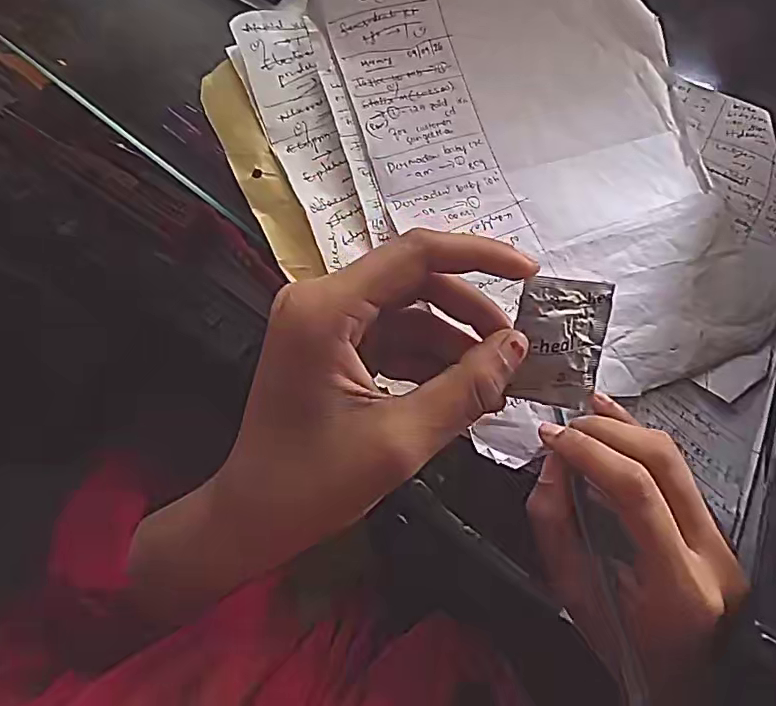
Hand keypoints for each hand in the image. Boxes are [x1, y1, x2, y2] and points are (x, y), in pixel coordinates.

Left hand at [125, 230, 538, 629]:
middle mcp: (322, 298)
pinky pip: (395, 333)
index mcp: (326, 308)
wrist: (248, 522)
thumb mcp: (399, 440)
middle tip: (515, 345)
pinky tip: (465, 384)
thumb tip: (517, 347)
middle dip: (470, 310)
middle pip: (416, 279)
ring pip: (411, 308)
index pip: (415, 254)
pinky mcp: (334, 341)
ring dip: (455, 337)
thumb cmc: (308, 487)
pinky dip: (431, 355)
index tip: (528, 271)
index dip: (479, 255)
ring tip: (497, 376)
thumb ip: (466, 388)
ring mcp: (326, 319)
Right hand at [529, 393, 748, 705]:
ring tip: (580, 424)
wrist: (683, 678)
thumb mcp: (577, 600)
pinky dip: (636, 434)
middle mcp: (710, 555)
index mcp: (679, 586)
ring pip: (670, 453)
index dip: (590, 452)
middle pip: (659, 459)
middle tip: (563, 431)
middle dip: (602, 432)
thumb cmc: (633, 655)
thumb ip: (556, 527)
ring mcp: (719, 536)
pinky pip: (673, 463)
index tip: (555, 441)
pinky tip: (612, 418)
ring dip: (619, 427)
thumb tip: (551, 465)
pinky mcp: (713, 522)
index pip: (636, 489)